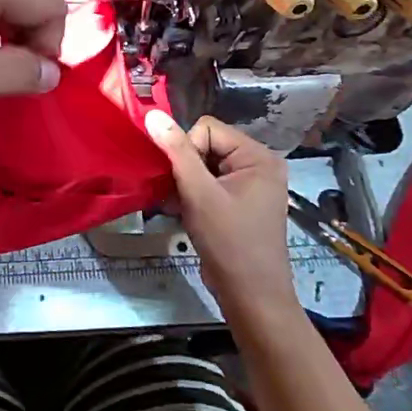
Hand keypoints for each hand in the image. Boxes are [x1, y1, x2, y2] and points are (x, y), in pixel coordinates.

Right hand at [144, 112, 300, 318]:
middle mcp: (259, 165)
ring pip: (203, 167)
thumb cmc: (229, 242)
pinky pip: (209, 185)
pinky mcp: (240, 204)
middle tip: (179, 196)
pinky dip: (192, 196)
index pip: (208, 129)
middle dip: (185, 169)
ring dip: (185, 184)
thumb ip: (176, 152)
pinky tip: (183, 214)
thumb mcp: (199, 194)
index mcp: (259, 156)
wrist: (251, 295)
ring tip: (179, 207)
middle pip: (206, 146)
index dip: (187, 150)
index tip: (185, 182)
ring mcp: (250, 186)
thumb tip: (152, 114)